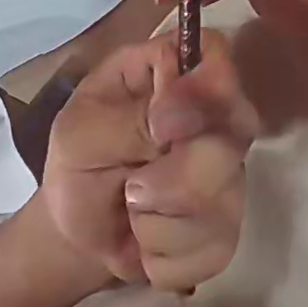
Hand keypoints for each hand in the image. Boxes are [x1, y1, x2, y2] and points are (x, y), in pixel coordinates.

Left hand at [42, 35, 259, 290]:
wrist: (76, 234)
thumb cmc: (76, 166)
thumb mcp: (80, 134)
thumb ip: (128, 120)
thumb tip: (179, 118)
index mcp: (163, 74)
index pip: (211, 52)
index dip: (202, 88)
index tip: (163, 127)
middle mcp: (208, 116)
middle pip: (231, 133)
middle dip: (175, 176)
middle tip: (131, 187)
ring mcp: (225, 170)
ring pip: (222, 197)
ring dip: (160, 220)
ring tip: (131, 211)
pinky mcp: (228, 226)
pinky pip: (215, 247)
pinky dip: (166, 254)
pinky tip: (145, 242)